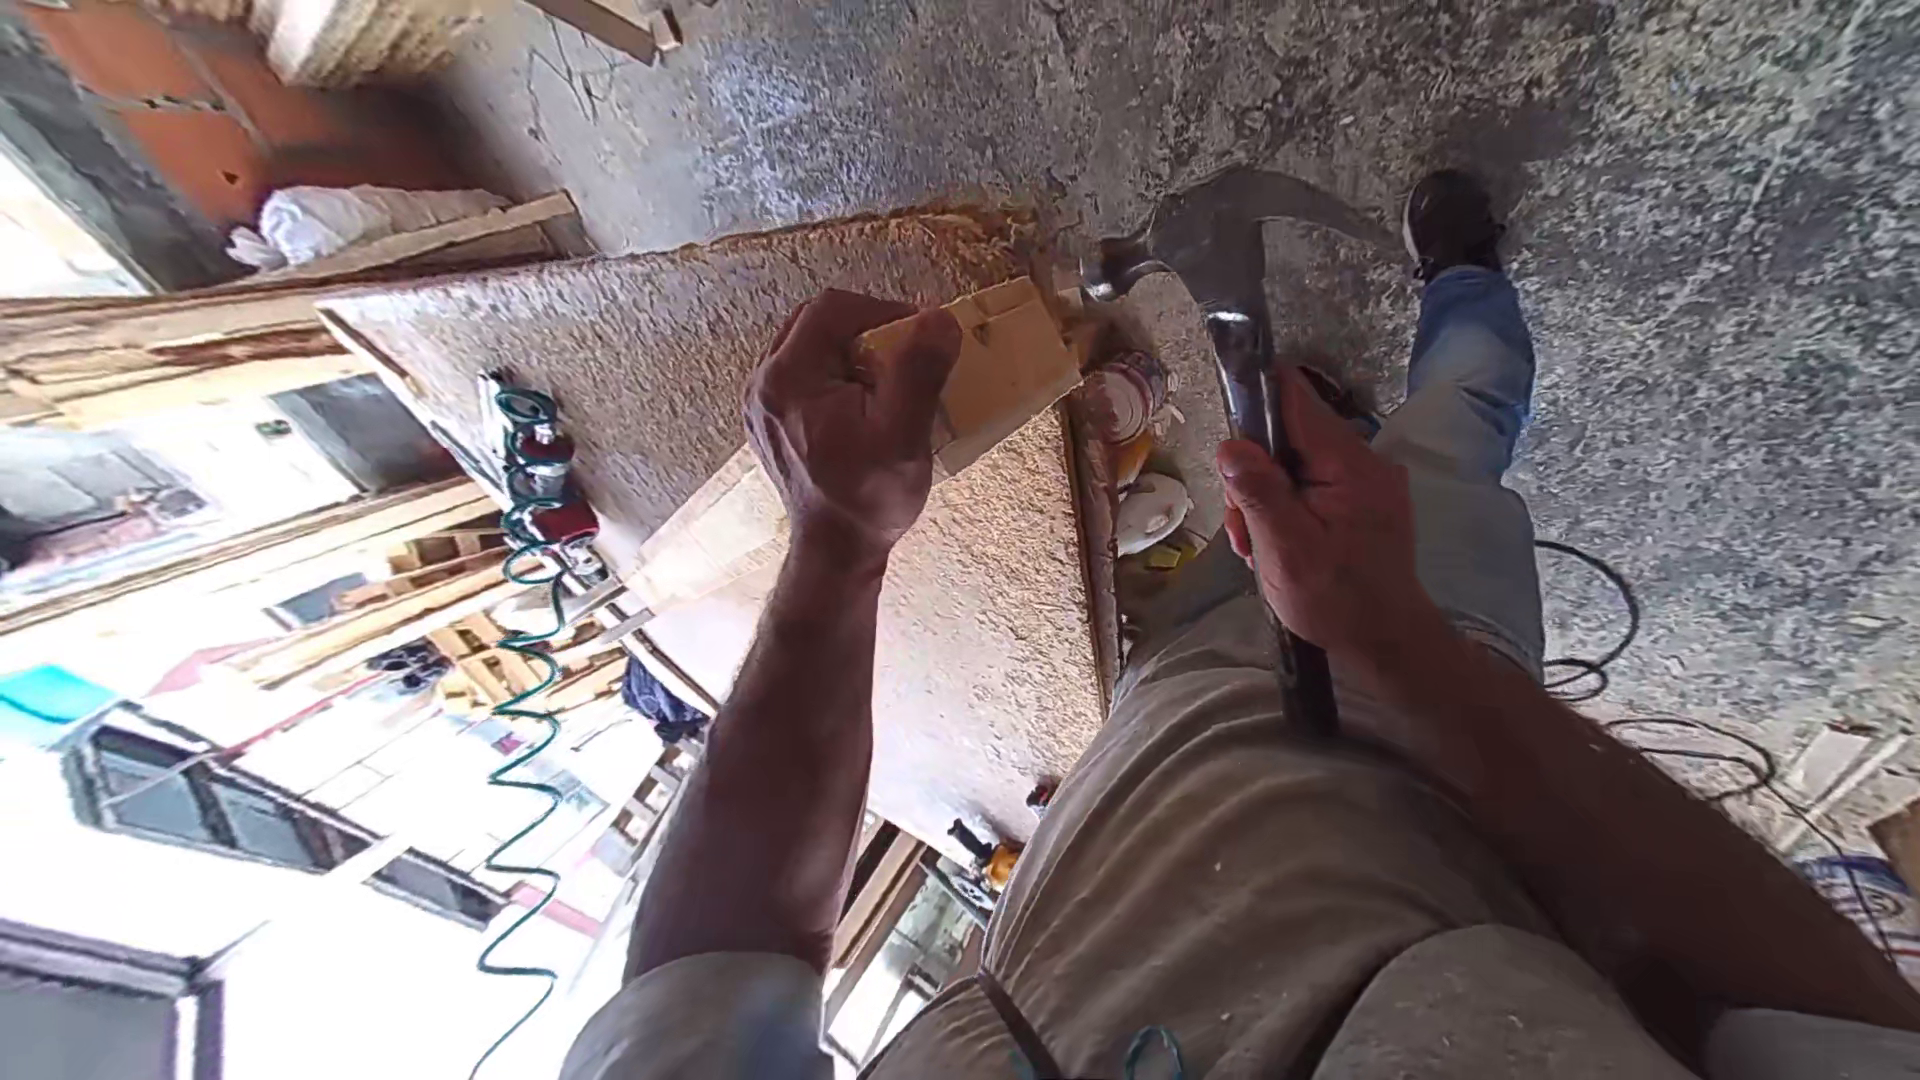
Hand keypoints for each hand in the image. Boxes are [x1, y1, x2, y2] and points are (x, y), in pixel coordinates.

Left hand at [745, 289, 961, 565]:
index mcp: (787, 379)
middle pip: (815, 323)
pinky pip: (801, 376)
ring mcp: (761, 406)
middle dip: (866, 328)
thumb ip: (918, 373)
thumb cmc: (869, 499)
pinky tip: (861, 401)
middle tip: (906, 352)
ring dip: (850, 350)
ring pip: (807, 347)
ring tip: (887, 377)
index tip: (921, 333)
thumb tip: (939, 320)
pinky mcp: (770, 424)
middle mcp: (763, 385)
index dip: (883, 310)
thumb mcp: (904, 437)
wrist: (836, 551)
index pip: (833, 309)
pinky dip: (834, 374)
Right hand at [1215, 367, 1442, 661]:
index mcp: (1349, 466)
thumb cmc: (1334, 599)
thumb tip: (1229, 446)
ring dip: (1259, 499)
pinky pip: (1301, 485)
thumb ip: (1258, 493)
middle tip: (1244, 526)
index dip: (1254, 402)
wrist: (1382, 641)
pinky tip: (1272, 544)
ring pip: (1287, 464)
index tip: (1227, 436)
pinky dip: (1277, 510)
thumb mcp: (1286, 549)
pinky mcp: (1353, 499)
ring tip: (1257, 544)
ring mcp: (1359, 481)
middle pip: (1284, 436)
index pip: (1296, 400)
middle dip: (1250, 475)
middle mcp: (1360, 462)